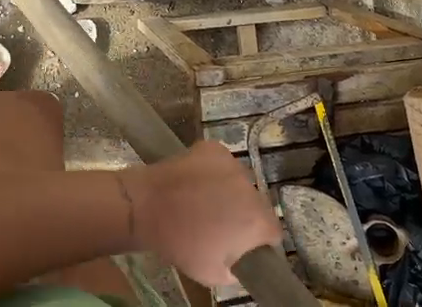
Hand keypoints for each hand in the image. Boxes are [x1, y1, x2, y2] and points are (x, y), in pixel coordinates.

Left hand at [123, 141, 282, 286]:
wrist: (147, 205)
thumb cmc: (181, 243)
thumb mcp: (213, 274)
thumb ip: (236, 271)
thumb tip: (239, 263)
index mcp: (256, 220)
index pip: (274, 232)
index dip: (261, 241)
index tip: (245, 245)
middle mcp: (251, 187)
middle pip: (257, 203)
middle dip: (245, 214)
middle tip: (222, 223)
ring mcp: (232, 162)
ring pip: (240, 181)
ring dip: (230, 191)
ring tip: (205, 200)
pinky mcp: (214, 148)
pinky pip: (222, 163)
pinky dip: (215, 171)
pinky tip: (197, 181)